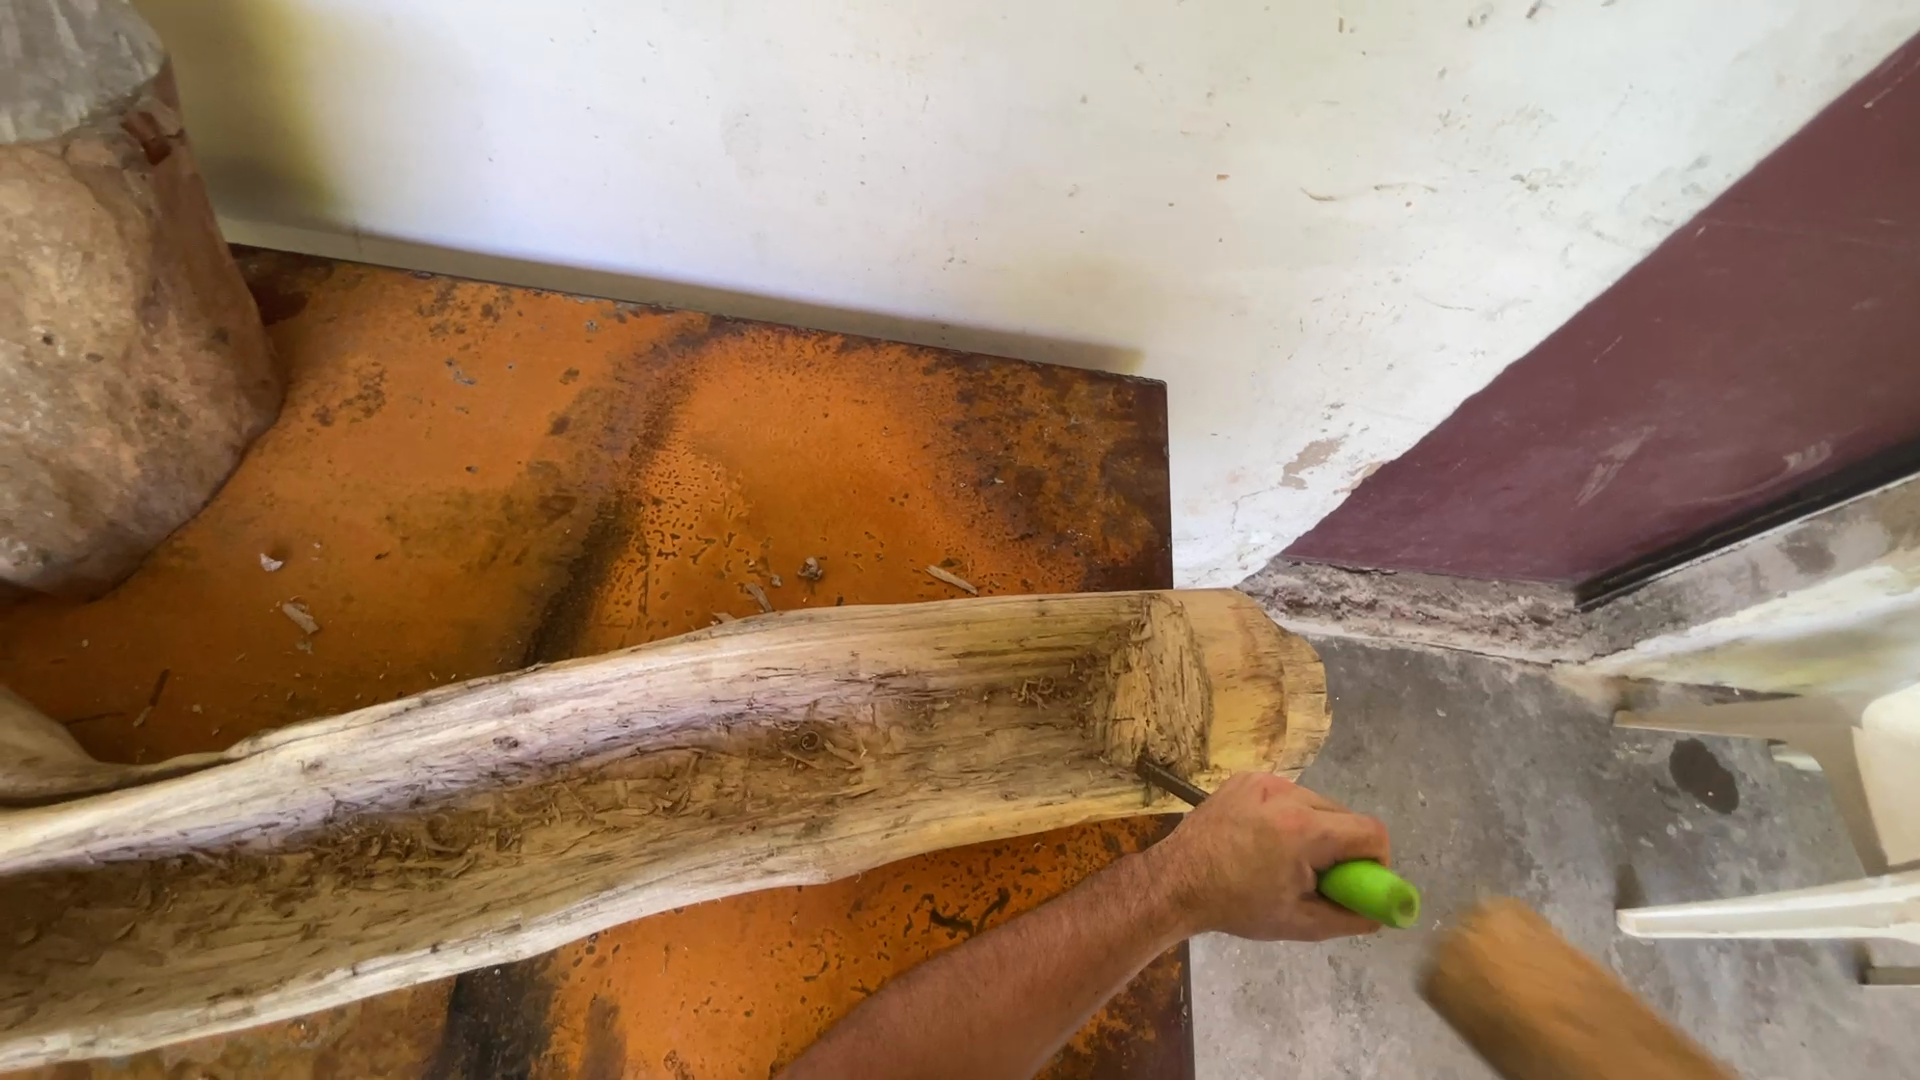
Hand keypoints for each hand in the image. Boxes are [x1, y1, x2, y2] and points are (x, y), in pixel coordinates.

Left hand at [1147, 771, 1390, 941]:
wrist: (1177, 879)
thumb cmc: (1237, 905)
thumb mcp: (1301, 923)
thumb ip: (1351, 917)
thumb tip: (1381, 912)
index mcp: (1302, 828)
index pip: (1370, 831)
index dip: (1375, 861)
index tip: (1357, 882)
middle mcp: (1284, 794)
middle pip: (1344, 815)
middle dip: (1343, 847)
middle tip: (1319, 876)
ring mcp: (1261, 781)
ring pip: (1316, 803)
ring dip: (1316, 829)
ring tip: (1287, 858)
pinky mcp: (1244, 778)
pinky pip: (1286, 794)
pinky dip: (1288, 815)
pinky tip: (1265, 839)